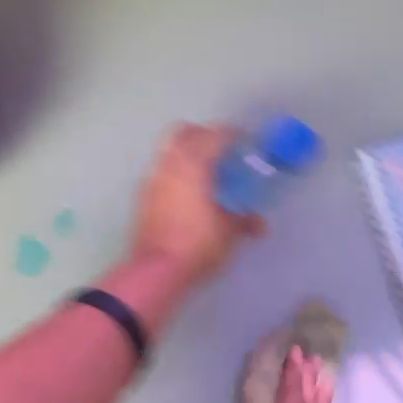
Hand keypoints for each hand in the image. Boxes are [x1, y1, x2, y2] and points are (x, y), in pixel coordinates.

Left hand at [131, 123, 264, 283]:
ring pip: (169, 151)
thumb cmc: (197, 245)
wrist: (156, 270)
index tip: (244, 141)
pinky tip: (188, 193)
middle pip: (184, 132)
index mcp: (194, 165)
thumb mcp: (229, 233)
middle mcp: (170, 164)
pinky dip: (176, 173)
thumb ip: (244, 221)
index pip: (214, 135)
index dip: (232, 134)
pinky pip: (161, 172)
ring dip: (187, 154)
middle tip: (221, 151)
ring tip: (206, 173)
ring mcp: (152, 179)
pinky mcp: (143, 195)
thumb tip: (259, 224)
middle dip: (204, 135)